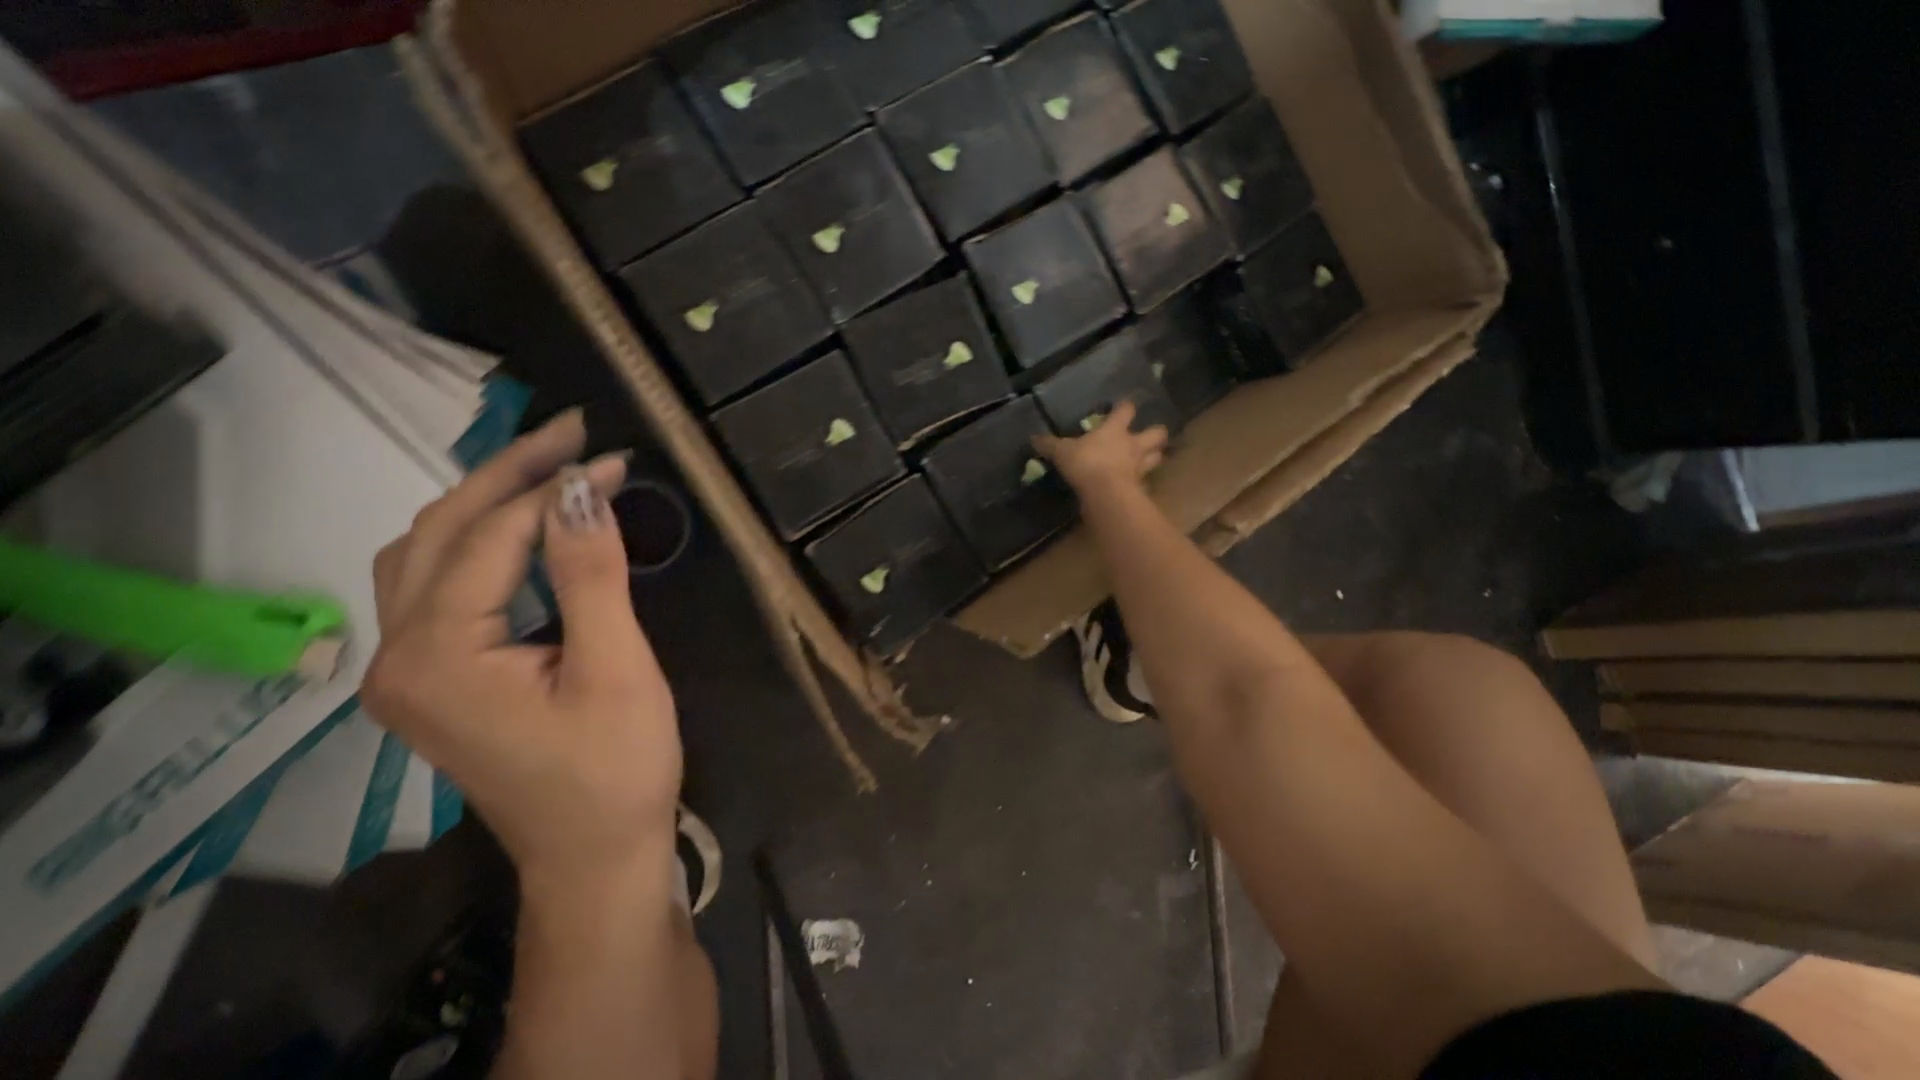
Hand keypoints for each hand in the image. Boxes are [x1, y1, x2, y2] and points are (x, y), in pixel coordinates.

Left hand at [362, 409, 680, 891]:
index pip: (490, 538)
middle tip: (573, 434)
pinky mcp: (425, 682)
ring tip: (545, 469)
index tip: (613, 456)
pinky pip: (431, 587)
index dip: (553, 489)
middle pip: (439, 533)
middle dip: (507, 476)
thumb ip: (590, 575)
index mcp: (438, 657)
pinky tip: (516, 530)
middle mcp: (398, 657)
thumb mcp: (615, 671)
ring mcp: (403, 673)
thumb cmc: (615, 772)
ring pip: (423, 555)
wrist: (593, 859)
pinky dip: (473, 544)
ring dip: (481, 504)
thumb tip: (581, 487)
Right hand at [1033, 400, 1169, 497]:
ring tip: (1148, 458)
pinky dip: (1143, 481)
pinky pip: (1146, 481)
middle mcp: (1133, 444)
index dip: (1125, 407)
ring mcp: (1140, 466)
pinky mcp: (1141, 487)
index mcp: (1115, 430)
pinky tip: (1137, 483)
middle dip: (1156, 432)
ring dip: (1154, 456)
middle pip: (1157, 433)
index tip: (1124, 406)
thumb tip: (1033, 437)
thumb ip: (1050, 444)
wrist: (1105, 493)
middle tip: (1149, 435)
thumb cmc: (1086, 463)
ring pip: (1158, 457)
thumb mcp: (1062, 452)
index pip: (1126, 410)